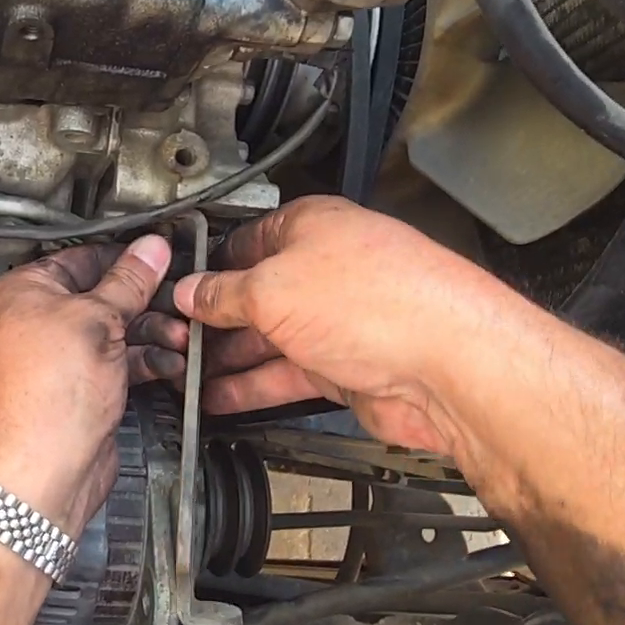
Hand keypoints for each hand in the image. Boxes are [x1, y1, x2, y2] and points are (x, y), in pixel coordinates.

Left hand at [0, 235, 174, 536]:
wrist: (48, 465)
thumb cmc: (48, 394)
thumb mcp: (97, 320)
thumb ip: (129, 282)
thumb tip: (149, 250)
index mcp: (24, 291)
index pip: (79, 256)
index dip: (122, 255)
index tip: (157, 254)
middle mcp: (39, 320)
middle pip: (102, 293)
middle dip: (144, 299)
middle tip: (176, 298)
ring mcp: (62, 355)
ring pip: (116, 328)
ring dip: (152, 331)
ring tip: (180, 335)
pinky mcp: (83, 384)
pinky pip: (120, 360)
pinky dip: (146, 359)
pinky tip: (171, 360)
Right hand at [165, 196, 546, 460]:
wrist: (450, 367)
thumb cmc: (382, 303)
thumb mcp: (271, 289)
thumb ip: (222, 294)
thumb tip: (191, 292)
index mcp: (309, 227)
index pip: (243, 241)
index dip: (206, 265)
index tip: (174, 289)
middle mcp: (324, 270)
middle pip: (252, 293)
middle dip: (211, 318)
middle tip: (174, 339)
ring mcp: (336, 320)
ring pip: (266, 338)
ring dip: (226, 358)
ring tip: (184, 374)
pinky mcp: (345, 366)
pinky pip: (285, 374)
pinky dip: (251, 386)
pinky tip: (218, 397)